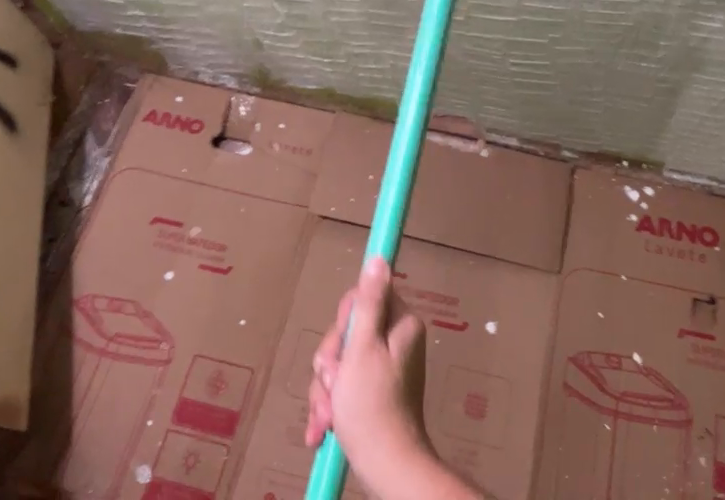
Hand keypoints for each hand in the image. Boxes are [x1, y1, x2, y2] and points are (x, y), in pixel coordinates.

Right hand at [304, 258, 431, 470]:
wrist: (385, 466)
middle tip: (334, 383)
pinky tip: (324, 427)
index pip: (361, 299)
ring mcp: (384, 367)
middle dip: (330, 363)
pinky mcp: (374, 391)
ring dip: (326, 389)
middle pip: (347, 332)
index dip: (343, 324)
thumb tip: (379, 258)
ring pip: (340, 361)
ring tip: (329, 415)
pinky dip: (331, 404)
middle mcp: (395, 340)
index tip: (344, 347)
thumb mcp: (363, 348)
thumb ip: (368, 303)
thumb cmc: (372, 406)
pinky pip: (344, 385)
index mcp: (400, 324)